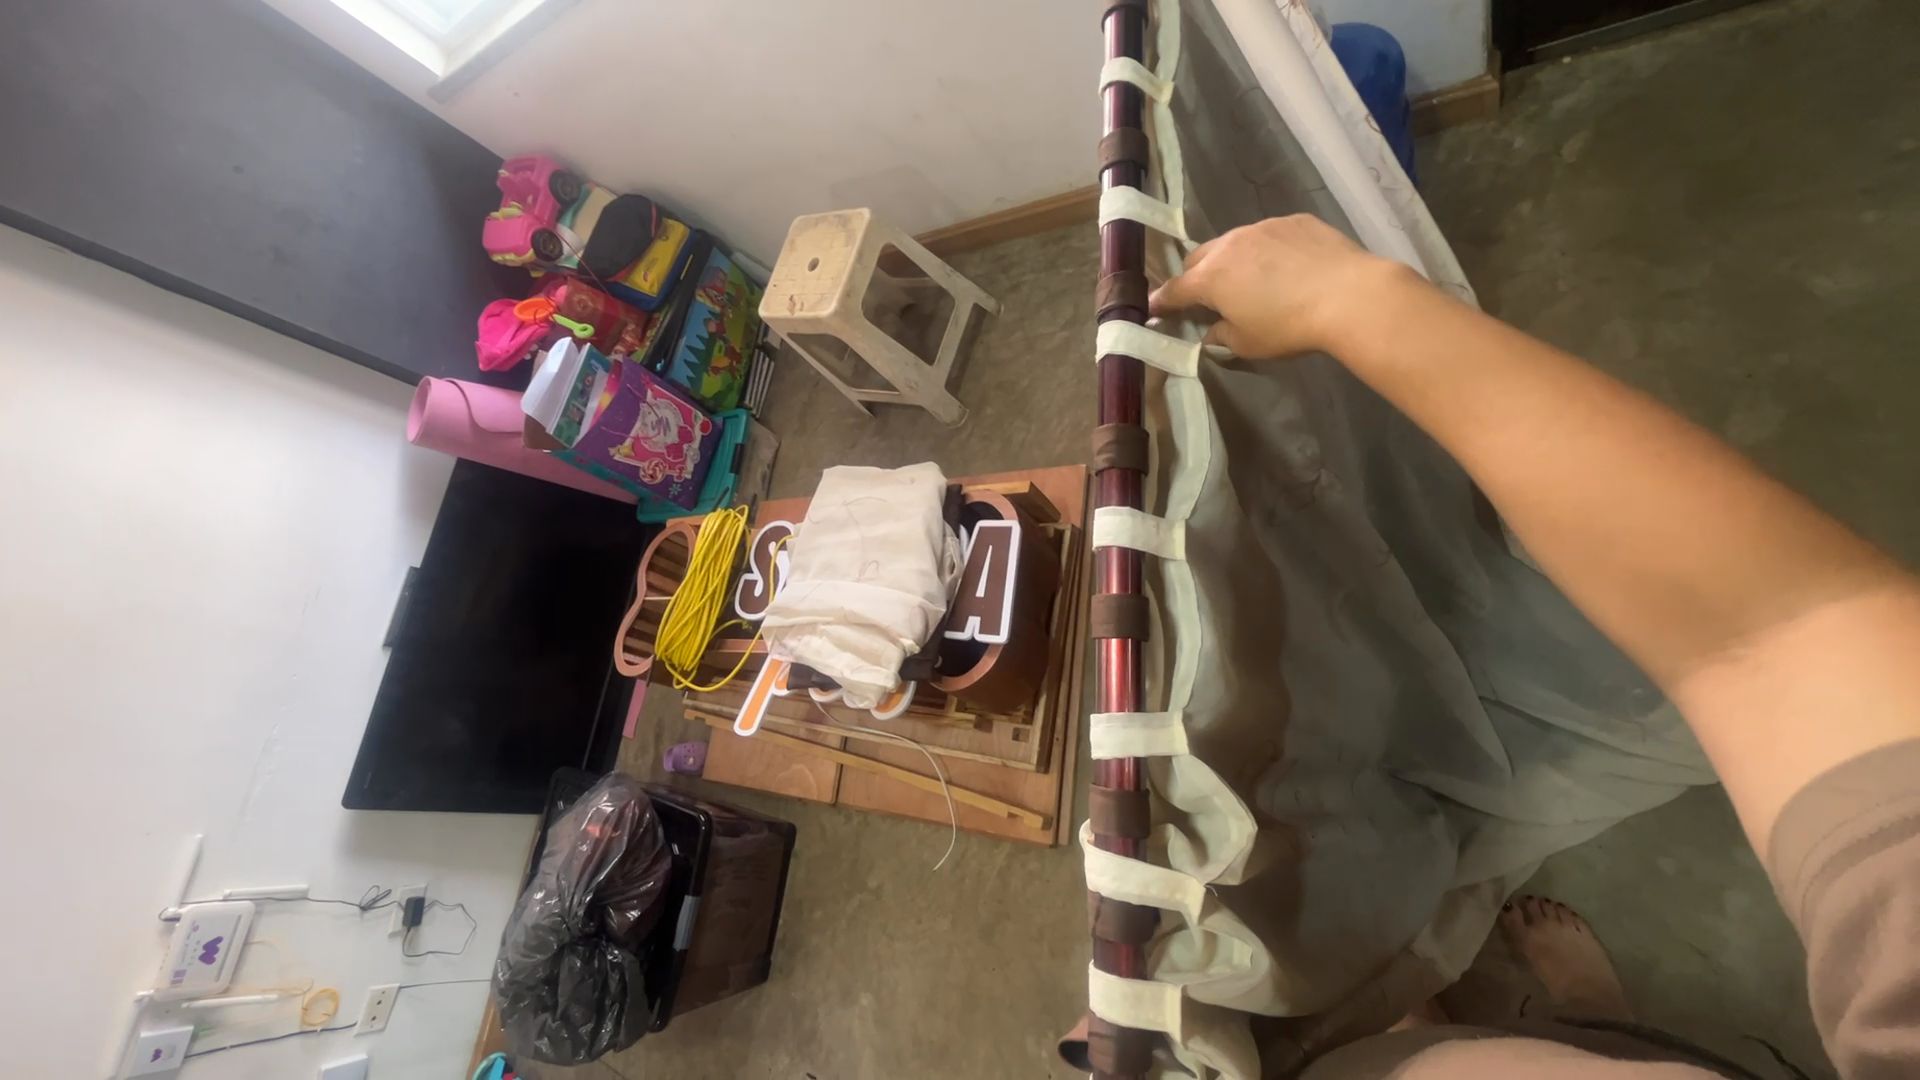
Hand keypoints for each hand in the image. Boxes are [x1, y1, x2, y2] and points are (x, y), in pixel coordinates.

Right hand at [1148, 214, 1403, 359]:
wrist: (1348, 295)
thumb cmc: (1288, 326)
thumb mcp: (1246, 343)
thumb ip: (1220, 335)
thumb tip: (1212, 331)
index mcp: (1210, 278)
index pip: (1174, 289)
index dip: (1161, 301)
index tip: (1152, 307)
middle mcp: (1229, 245)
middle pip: (1199, 259)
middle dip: (1195, 277)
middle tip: (1204, 296)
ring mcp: (1263, 227)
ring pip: (1233, 243)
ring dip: (1231, 260)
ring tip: (1248, 280)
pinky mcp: (1294, 220)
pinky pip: (1267, 234)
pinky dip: (1265, 250)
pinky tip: (1284, 268)